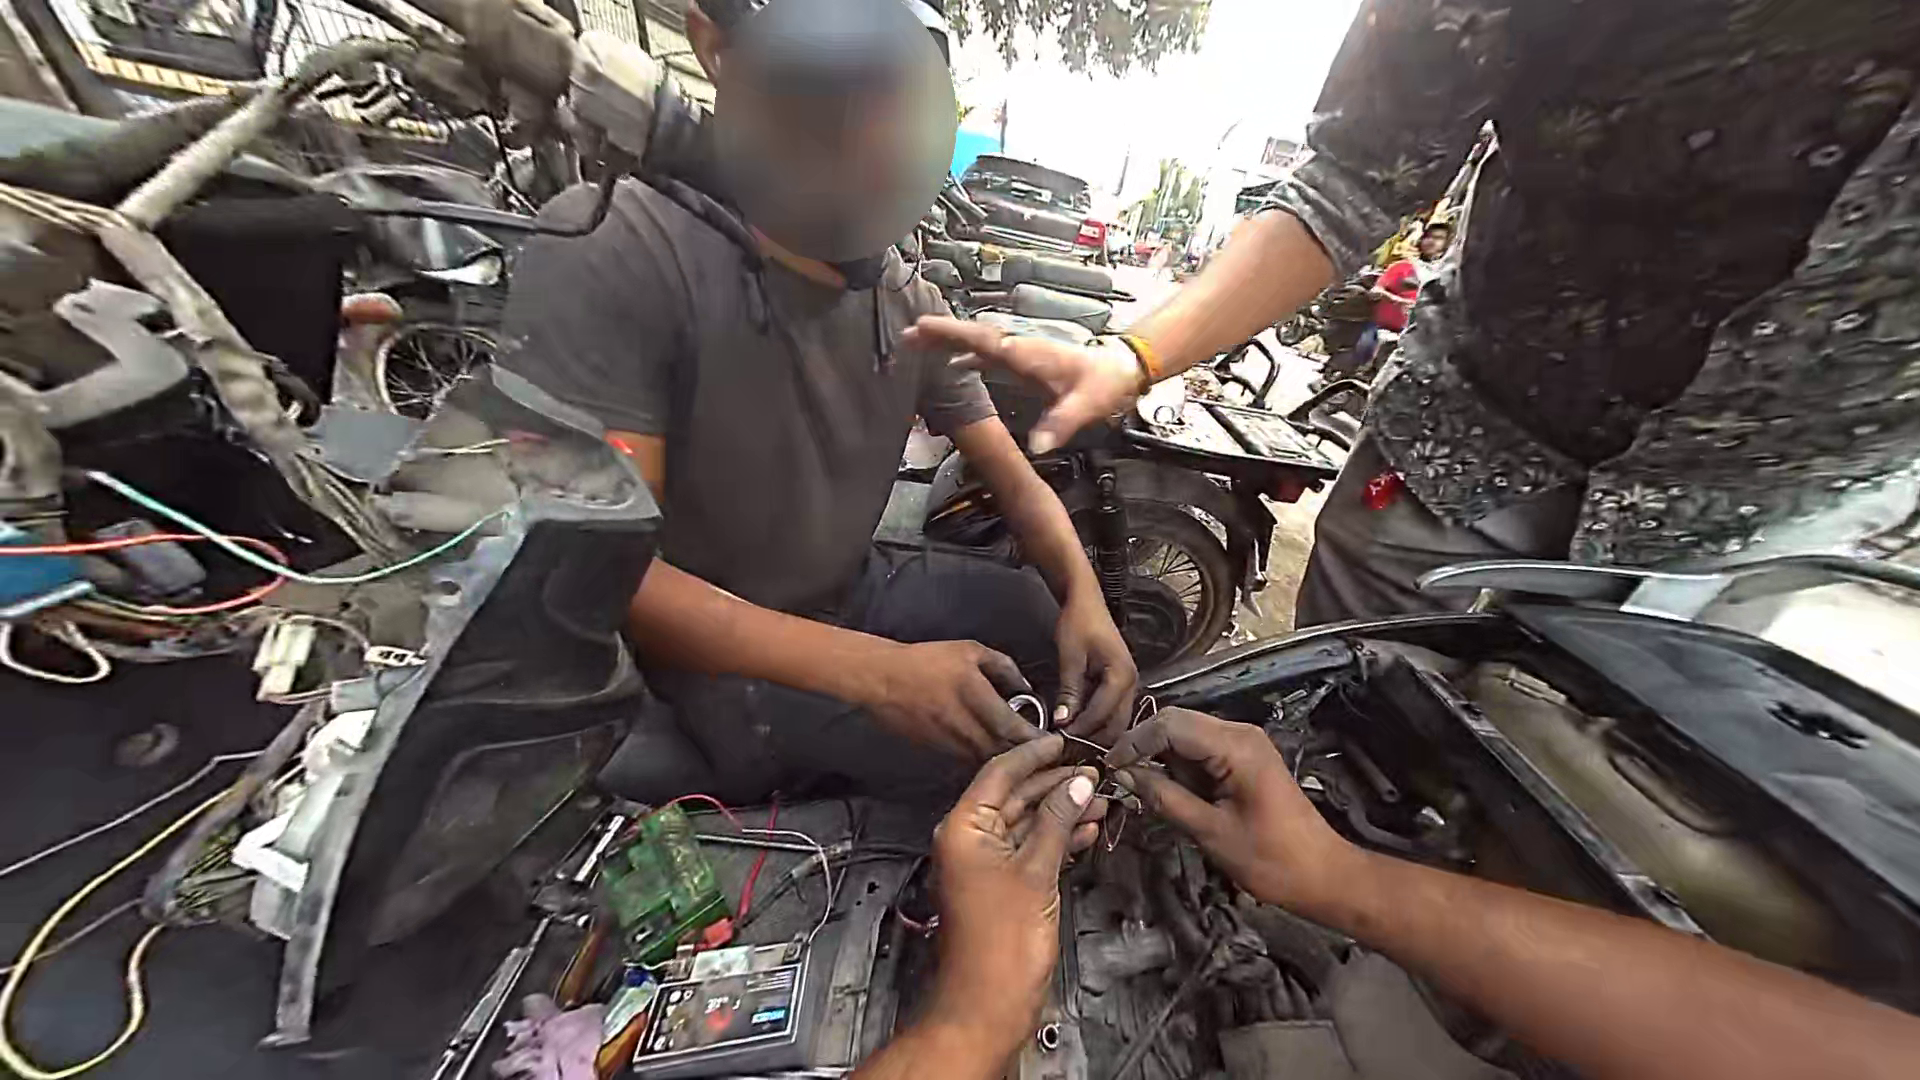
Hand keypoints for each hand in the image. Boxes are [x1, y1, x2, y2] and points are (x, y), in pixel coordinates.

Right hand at [858, 640, 1042, 759]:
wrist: (882, 680)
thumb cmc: (926, 661)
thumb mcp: (971, 651)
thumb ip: (1004, 668)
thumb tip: (1026, 688)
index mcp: (977, 700)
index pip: (1017, 732)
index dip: (1039, 743)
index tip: (1056, 743)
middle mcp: (967, 729)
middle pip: (1007, 755)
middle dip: (1030, 758)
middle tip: (1049, 756)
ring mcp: (953, 745)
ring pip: (990, 762)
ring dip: (1009, 762)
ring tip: (1028, 757)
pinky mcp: (940, 753)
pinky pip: (972, 761)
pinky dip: (988, 759)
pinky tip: (996, 752)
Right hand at [901, 316, 1142, 454]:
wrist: (1117, 369)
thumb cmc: (1101, 385)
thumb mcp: (1085, 405)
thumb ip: (1061, 423)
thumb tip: (1038, 446)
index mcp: (1028, 354)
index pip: (984, 340)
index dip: (954, 335)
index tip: (925, 328)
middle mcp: (1019, 348)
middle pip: (973, 336)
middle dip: (940, 334)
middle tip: (908, 334)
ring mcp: (1019, 352)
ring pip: (977, 342)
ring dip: (949, 341)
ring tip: (918, 342)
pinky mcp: (1021, 360)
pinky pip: (986, 353)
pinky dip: (966, 353)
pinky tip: (953, 363)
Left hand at [927, 736, 1106, 1059]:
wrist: (988, 1007)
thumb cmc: (1000, 946)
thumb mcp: (1036, 871)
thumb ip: (1057, 821)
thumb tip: (1078, 783)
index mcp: (964, 825)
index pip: (1000, 772)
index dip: (1034, 754)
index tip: (1061, 742)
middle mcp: (971, 835)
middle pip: (1017, 794)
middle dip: (1056, 784)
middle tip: (1091, 772)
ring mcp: (987, 858)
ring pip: (1028, 820)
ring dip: (1063, 810)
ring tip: (1098, 798)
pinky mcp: (1004, 879)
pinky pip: (1032, 845)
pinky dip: (1058, 836)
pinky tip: (1086, 828)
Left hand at [1053, 594, 1137, 744]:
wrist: (1085, 600)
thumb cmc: (1078, 622)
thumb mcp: (1070, 656)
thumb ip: (1069, 691)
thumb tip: (1063, 722)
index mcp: (1122, 676)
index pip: (1103, 714)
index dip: (1081, 729)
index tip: (1060, 741)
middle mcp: (1131, 683)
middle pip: (1117, 724)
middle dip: (1093, 738)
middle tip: (1067, 747)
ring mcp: (1128, 683)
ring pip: (1116, 720)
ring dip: (1095, 731)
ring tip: (1070, 739)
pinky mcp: (1119, 682)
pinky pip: (1111, 709)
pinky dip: (1096, 719)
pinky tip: (1077, 723)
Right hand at [1105, 708, 1357, 912]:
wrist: (1327, 876)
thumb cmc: (1272, 860)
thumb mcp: (1210, 832)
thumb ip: (1164, 797)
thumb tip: (1123, 775)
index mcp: (1235, 746)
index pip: (1169, 725)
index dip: (1134, 743)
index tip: (1111, 768)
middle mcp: (1238, 731)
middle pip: (1174, 720)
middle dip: (1144, 745)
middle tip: (1123, 776)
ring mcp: (1242, 740)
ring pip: (1183, 731)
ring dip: (1161, 754)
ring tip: (1146, 786)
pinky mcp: (1242, 753)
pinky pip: (1197, 745)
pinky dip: (1178, 762)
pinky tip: (1171, 786)